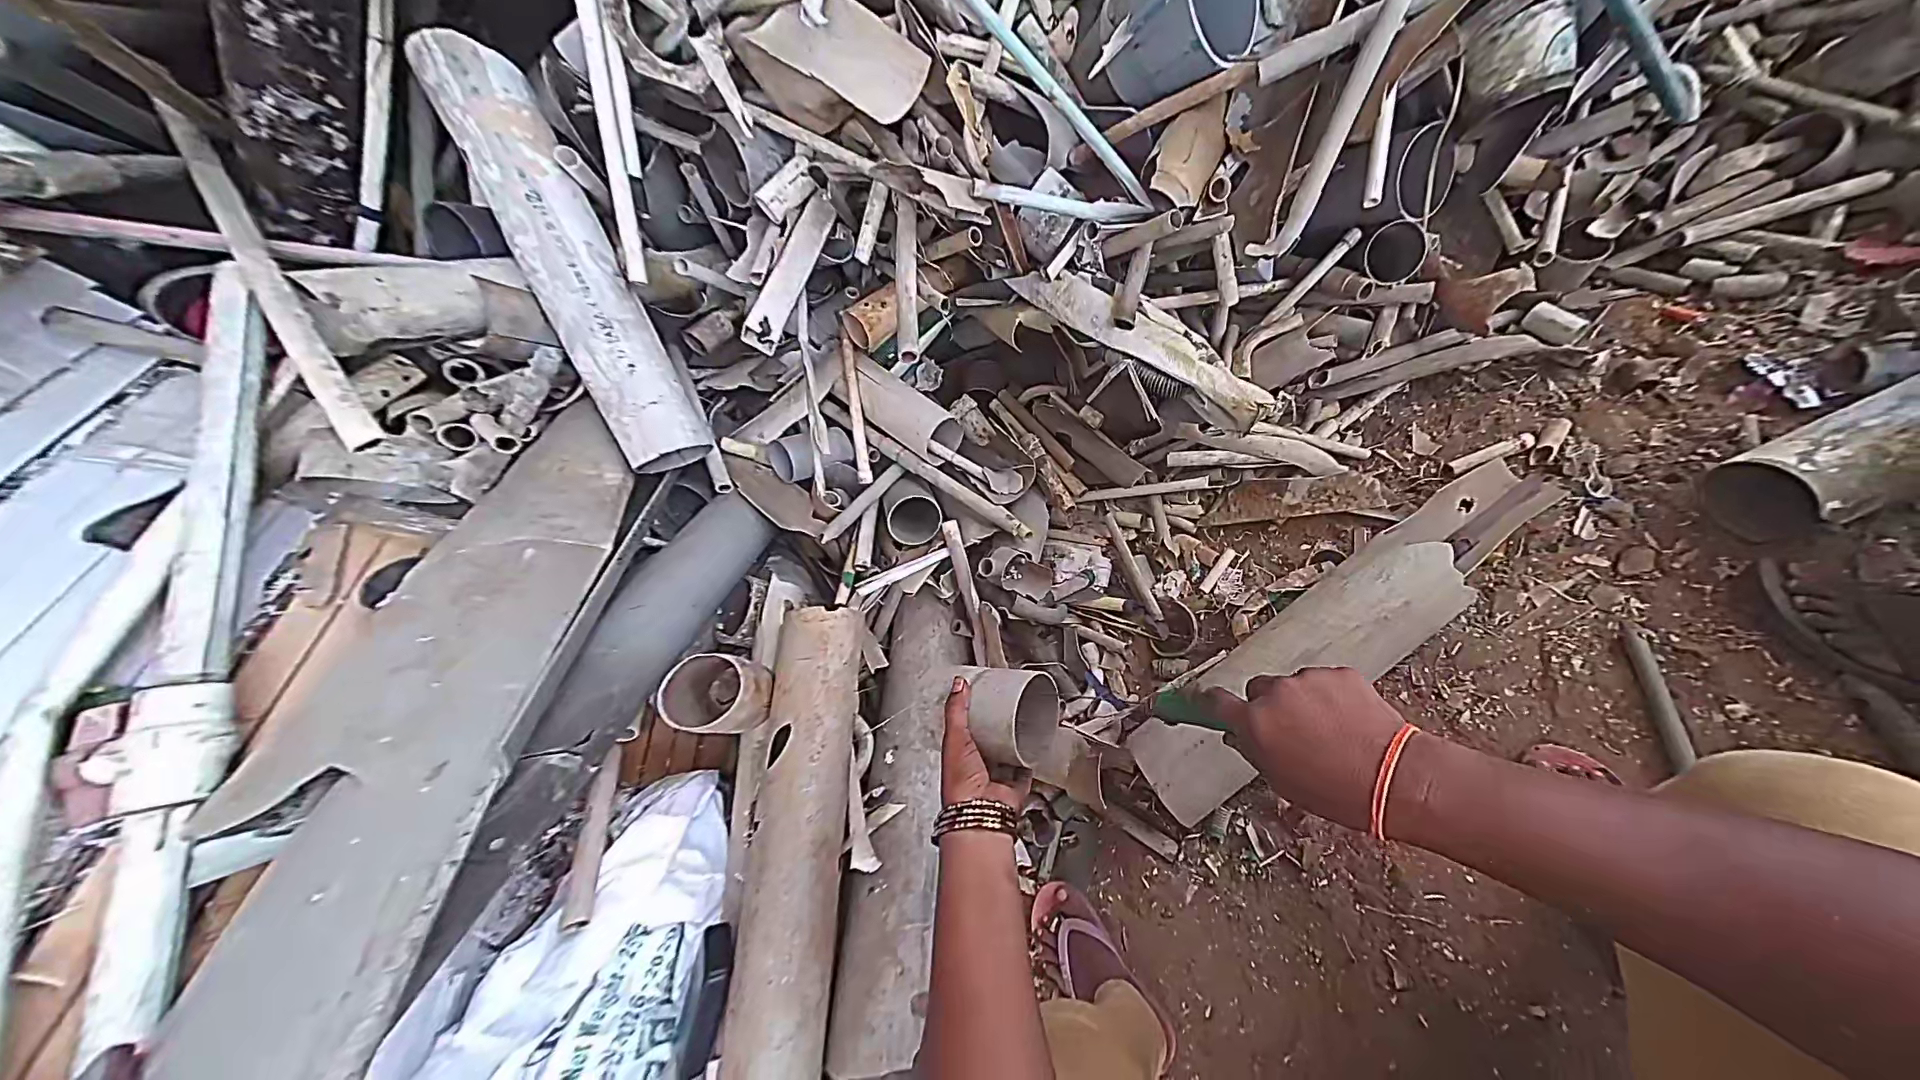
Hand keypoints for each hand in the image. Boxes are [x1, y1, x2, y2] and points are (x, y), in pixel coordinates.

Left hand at [943, 677, 1029, 809]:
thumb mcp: (955, 737)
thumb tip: (958, 684)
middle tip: (1005, 709)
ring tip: (1021, 724)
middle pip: (987, 742)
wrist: (980, 812)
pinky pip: (1024, 771)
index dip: (972, 714)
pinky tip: (1033, 749)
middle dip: (995, 729)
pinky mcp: (1014, 787)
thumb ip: (956, 710)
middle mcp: (976, 767)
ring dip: (1013, 743)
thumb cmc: (960, 783)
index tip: (981, 697)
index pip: (964, 730)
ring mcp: (995, 778)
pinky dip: (1029, 762)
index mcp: (958, 755)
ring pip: (1006, 755)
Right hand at [1200, 667, 1408, 829]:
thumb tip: (1239, 735)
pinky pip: (1322, 681)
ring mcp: (1307, 680)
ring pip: (1292, 685)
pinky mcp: (1337, 673)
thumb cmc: (1339, 790)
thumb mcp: (1282, 781)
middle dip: (1267, 706)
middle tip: (1289, 731)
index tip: (1197, 699)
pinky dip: (1329, 696)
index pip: (1214, 701)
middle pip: (1258, 690)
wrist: (1397, 778)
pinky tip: (1346, 721)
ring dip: (1301, 701)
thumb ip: (1253, 751)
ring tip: (1329, 732)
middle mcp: (1276, 694)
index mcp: (1255, 722)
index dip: (1204, 700)